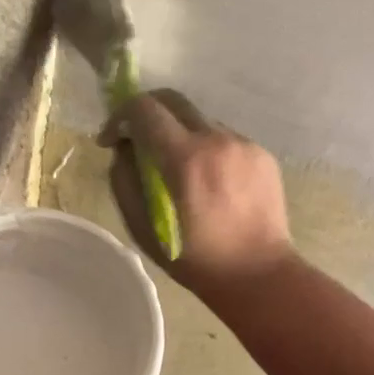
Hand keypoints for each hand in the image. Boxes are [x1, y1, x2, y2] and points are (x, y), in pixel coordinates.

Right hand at [100, 89, 294, 296]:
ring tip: (177, 170)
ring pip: (200, 120)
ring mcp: (244, 144)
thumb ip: (125, 181)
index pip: (144, 109)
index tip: (111, 139)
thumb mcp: (143, 228)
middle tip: (137, 137)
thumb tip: (123, 150)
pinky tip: (209, 183)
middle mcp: (216, 140)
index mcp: (185, 158)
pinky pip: (225, 139)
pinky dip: (207, 150)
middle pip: (173, 100)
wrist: (258, 275)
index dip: (120, 116)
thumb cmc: (195, 259)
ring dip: (179, 134)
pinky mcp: (262, 154)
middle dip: (147, 111)